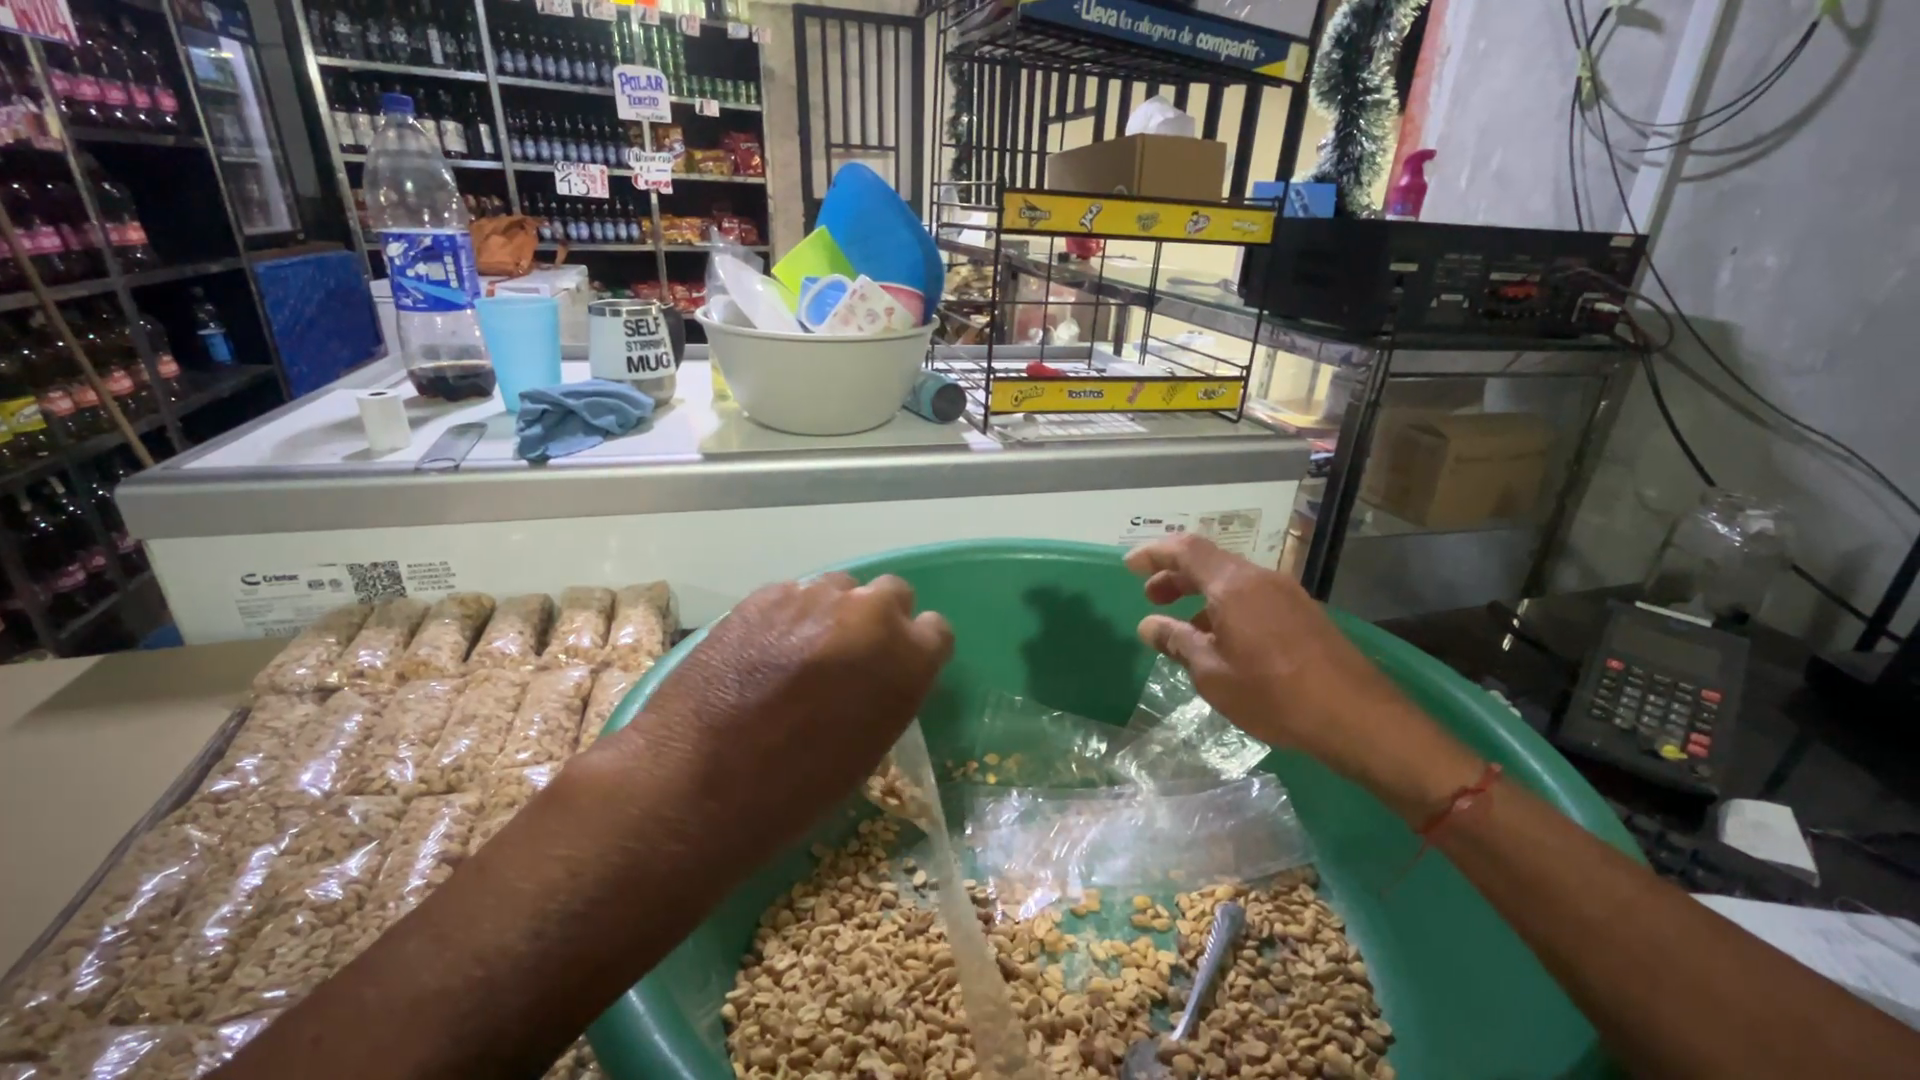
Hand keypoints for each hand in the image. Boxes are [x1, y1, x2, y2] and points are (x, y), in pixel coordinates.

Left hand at [612, 573, 952, 843]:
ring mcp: (812, 598)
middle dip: (876, 620)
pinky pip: (792, 595)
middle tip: (849, 658)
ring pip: (839, 589)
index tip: (895, 668)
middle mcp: (869, 615)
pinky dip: (786, 618)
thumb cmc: (795, 790)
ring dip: (831, 614)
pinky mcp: (762, 595)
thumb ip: (887, 694)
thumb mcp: (868, 747)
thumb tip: (875, 677)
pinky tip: (760, 654)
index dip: (914, 649)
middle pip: (891, 594)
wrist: (700, 781)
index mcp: (907, 659)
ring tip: (799, 655)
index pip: (936, 630)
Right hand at [1126, 535, 1476, 811]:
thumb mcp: (1212, 673)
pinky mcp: (1304, 616)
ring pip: (1233, 582)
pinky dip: (1227, 609)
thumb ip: (1178, 642)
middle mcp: (1261, 579)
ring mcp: (1287, 596)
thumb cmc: (1273, 694)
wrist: (1356, 717)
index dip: (1154, 554)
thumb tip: (1150, 624)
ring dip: (1202, 595)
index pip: (1186, 549)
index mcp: (1234, 585)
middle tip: (1151, 598)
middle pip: (1210, 562)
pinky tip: (1222, 643)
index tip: (1130, 568)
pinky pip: (1254, 599)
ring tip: (1182, 628)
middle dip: (1175, 576)